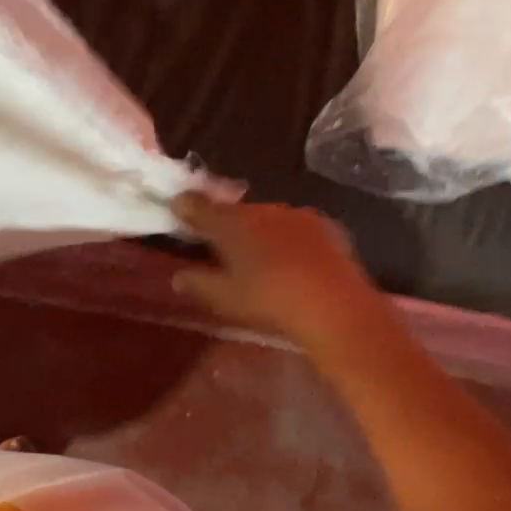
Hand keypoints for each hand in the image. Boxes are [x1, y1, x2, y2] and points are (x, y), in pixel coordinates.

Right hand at [170, 193, 383, 346]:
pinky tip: (287, 258)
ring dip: (255, 230)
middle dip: (223, 222)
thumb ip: (197, 283)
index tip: (176, 206)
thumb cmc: (268, 301)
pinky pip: (292, 227)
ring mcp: (296, 215)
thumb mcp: (223, 299)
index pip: (200, 208)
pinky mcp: (324, 227)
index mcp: (231, 225)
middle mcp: (261, 211)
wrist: (334, 305)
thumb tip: (178, 276)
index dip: (185, 206)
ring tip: (252, 252)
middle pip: (235, 212)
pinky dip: (283, 238)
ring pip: (265, 217)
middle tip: (215, 239)